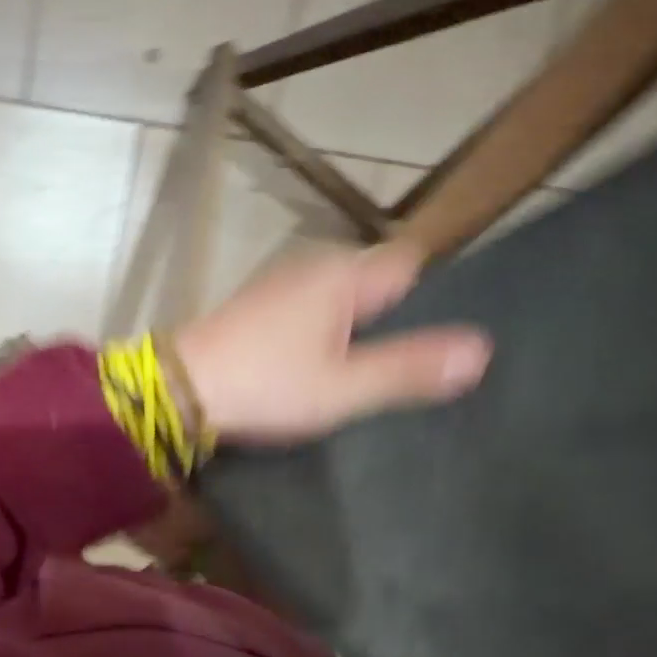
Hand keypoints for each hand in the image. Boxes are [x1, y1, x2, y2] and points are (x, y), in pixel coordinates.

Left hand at [175, 243, 490, 441]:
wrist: (175, 392)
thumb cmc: (262, 386)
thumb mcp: (343, 387)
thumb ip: (408, 368)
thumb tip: (480, 350)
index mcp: (342, 272)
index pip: (411, 264)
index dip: (428, 300)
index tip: (429, 343)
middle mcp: (311, 265)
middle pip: (374, 282)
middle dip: (389, 319)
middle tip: (399, 370)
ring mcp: (277, 284)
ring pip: (338, 301)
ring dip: (350, 332)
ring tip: (359, 376)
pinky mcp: (253, 308)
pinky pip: (306, 314)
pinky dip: (317, 336)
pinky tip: (312, 371)